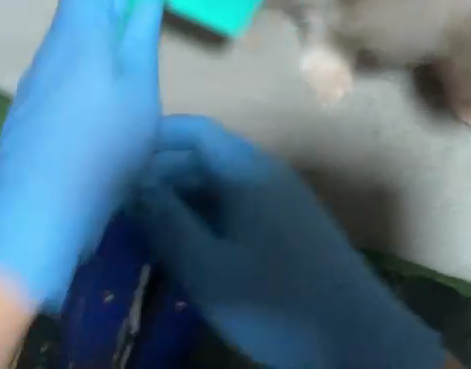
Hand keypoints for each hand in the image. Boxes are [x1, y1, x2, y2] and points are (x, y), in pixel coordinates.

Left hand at [0, 0, 163, 309]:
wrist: (36, 214)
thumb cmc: (102, 144)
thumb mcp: (140, 86)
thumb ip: (141, 33)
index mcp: (77, 32)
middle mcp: (49, 49)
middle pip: (78, 12)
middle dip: (113, 18)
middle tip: (146, 47)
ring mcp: (34, 84)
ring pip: (70, 47)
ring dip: (100, 53)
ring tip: (130, 87)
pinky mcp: (28, 114)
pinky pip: (60, 78)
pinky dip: (84, 82)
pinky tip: (102, 117)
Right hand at [133, 116, 446, 368]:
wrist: (357, 338)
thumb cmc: (276, 301)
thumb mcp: (209, 268)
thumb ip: (168, 221)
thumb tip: (135, 183)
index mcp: (247, 169)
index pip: (195, 131)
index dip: (154, 139)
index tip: (113, 161)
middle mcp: (264, 172)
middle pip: (204, 156)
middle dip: (160, 174)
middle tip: (116, 204)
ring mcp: (279, 198)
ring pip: (218, 184)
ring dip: (180, 199)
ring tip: (139, 229)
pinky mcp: (286, 226)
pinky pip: (234, 206)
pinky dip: (203, 218)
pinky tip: (182, 249)